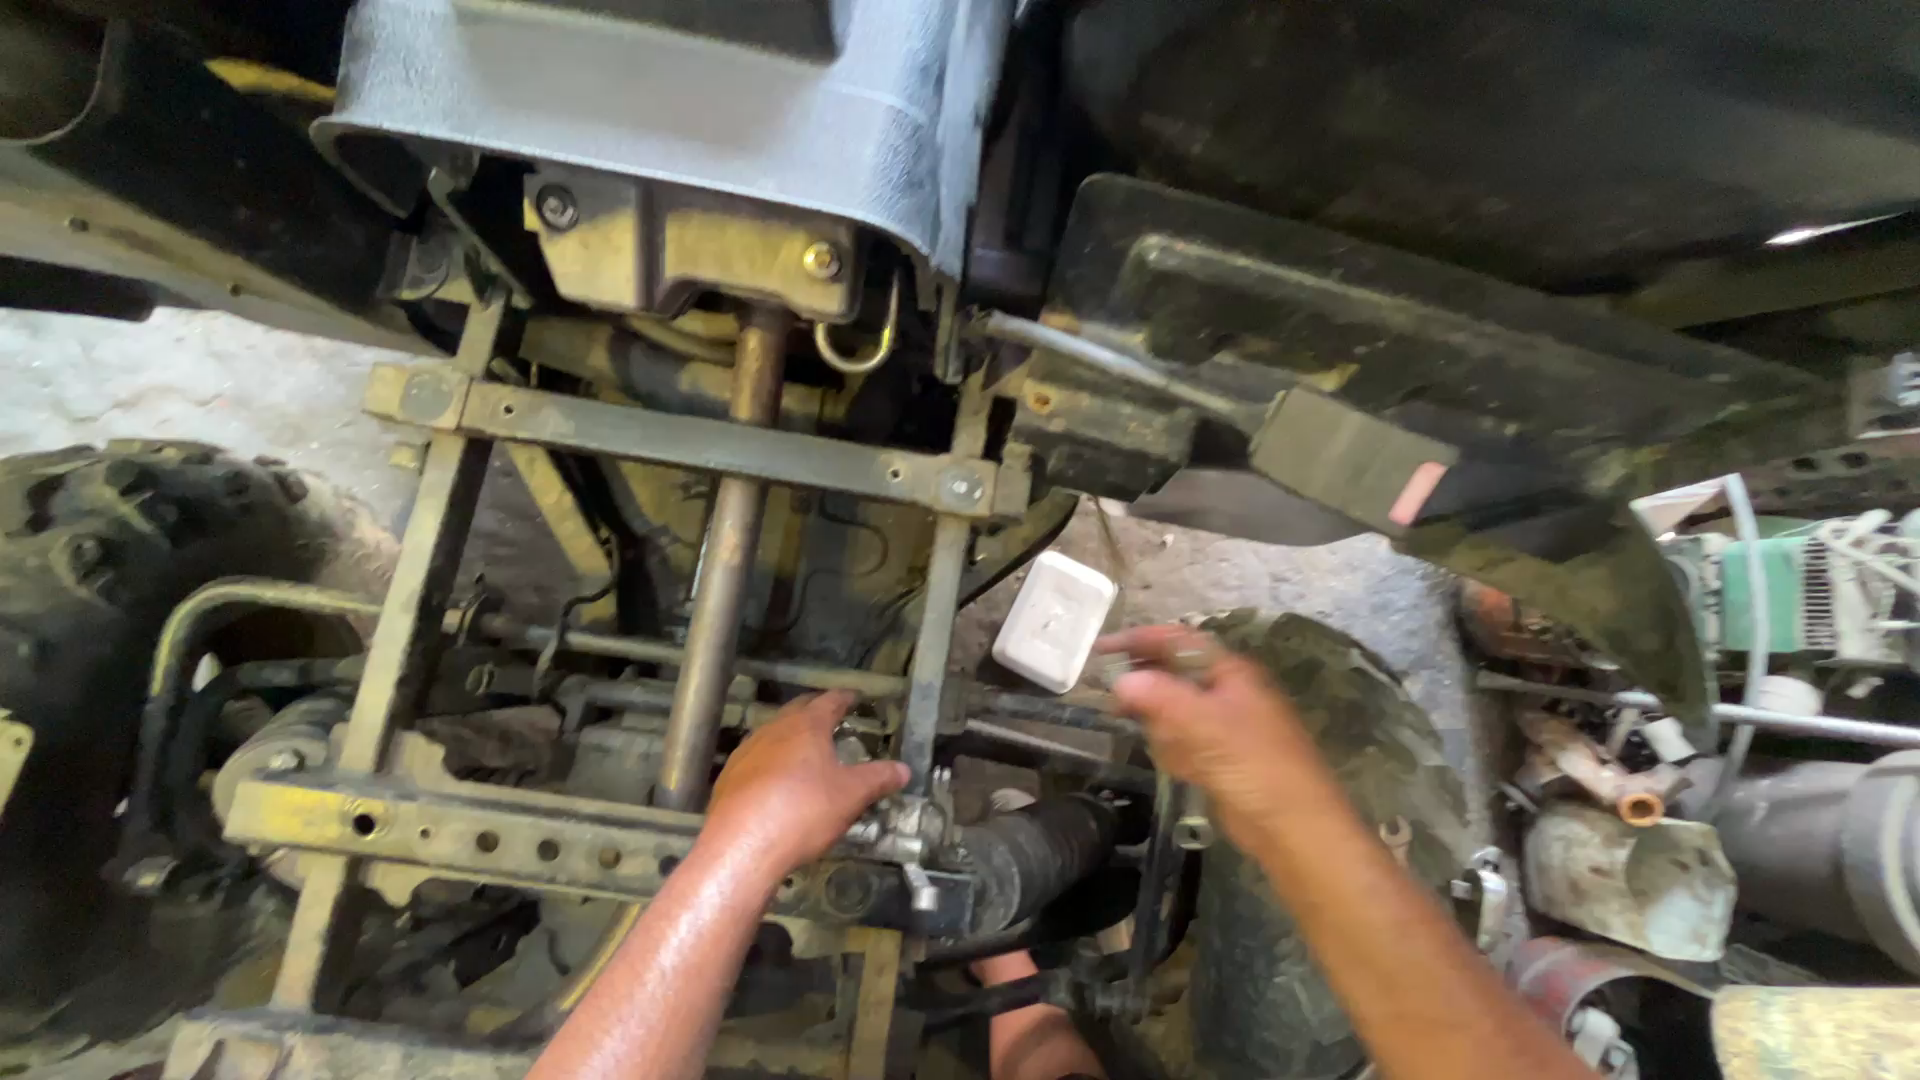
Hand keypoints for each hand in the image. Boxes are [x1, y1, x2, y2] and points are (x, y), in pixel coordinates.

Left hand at [702, 691, 909, 877]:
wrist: (741, 846)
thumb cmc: (803, 810)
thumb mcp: (851, 796)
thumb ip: (879, 778)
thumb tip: (904, 769)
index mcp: (807, 725)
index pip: (830, 700)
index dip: (845, 698)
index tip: (855, 697)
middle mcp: (774, 729)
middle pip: (798, 710)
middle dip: (816, 711)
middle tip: (833, 719)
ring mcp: (747, 751)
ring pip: (773, 733)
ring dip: (791, 736)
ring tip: (805, 751)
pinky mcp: (728, 777)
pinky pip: (756, 759)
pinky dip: (771, 762)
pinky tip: (776, 782)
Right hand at [1097, 625, 1335, 841]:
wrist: (1295, 830)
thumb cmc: (1255, 768)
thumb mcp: (1205, 726)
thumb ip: (1160, 698)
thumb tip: (1121, 680)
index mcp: (1231, 672)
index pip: (1177, 640)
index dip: (1139, 639)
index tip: (1101, 649)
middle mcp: (1227, 691)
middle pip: (1173, 674)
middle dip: (1146, 687)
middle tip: (1114, 701)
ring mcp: (1224, 724)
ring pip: (1174, 710)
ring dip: (1161, 726)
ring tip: (1164, 747)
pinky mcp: (1219, 756)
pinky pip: (1182, 741)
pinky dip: (1174, 751)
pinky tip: (1182, 768)